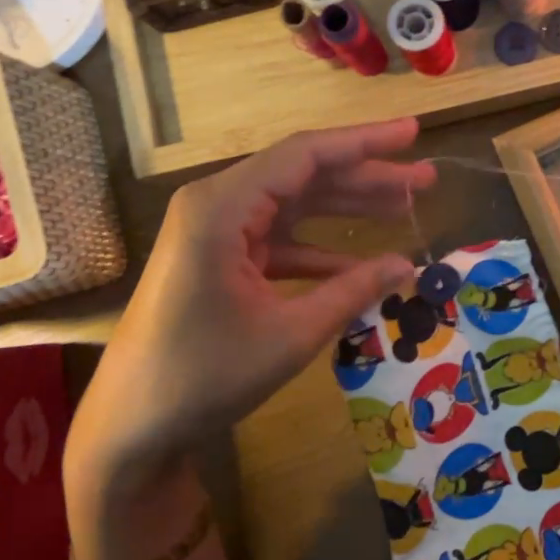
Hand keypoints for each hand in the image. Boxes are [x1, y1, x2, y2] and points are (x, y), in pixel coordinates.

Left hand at [69, 120, 435, 494]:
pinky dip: (322, 250)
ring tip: (407, 208)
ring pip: (295, 207)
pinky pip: (280, 241)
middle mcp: (216, 206)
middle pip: (303, 176)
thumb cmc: (205, 376)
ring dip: (348, 209)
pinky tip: (364, 263)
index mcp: (223, 208)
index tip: (414, 134)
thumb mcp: (290, 335)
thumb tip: (407, 266)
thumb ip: (351, 291)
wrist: (133, 425)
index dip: (365, 143)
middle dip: (366, 176)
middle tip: (426, 180)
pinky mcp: (219, 261)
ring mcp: (216, 234)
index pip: (305, 155)